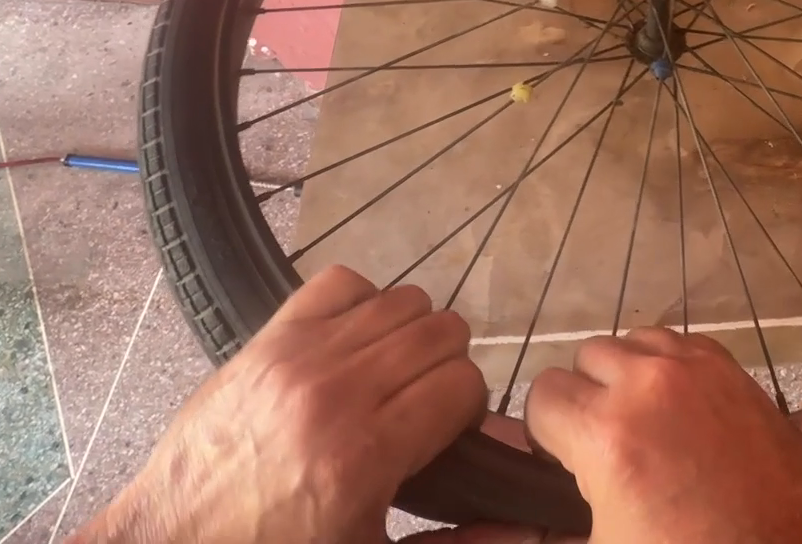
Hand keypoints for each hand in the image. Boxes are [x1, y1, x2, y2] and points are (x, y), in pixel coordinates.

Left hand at [73, 266, 486, 543]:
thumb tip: (531, 525)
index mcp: (364, 456)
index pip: (464, 383)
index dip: (465, 408)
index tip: (443, 434)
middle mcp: (338, 392)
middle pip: (443, 331)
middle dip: (445, 368)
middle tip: (417, 407)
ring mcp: (300, 354)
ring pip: (405, 300)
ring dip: (409, 335)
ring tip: (386, 375)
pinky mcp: (270, 334)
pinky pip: (344, 281)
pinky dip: (362, 303)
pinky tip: (352, 344)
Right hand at [521, 327, 801, 543]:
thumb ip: (540, 532)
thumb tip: (471, 532)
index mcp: (607, 433)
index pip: (543, 393)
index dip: (546, 430)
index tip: (563, 459)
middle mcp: (648, 381)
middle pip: (586, 355)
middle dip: (585, 396)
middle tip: (603, 445)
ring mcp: (694, 365)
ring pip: (632, 339)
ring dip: (626, 373)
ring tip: (642, 421)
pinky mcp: (730, 364)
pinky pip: (677, 340)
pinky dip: (666, 364)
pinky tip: (678, 407)